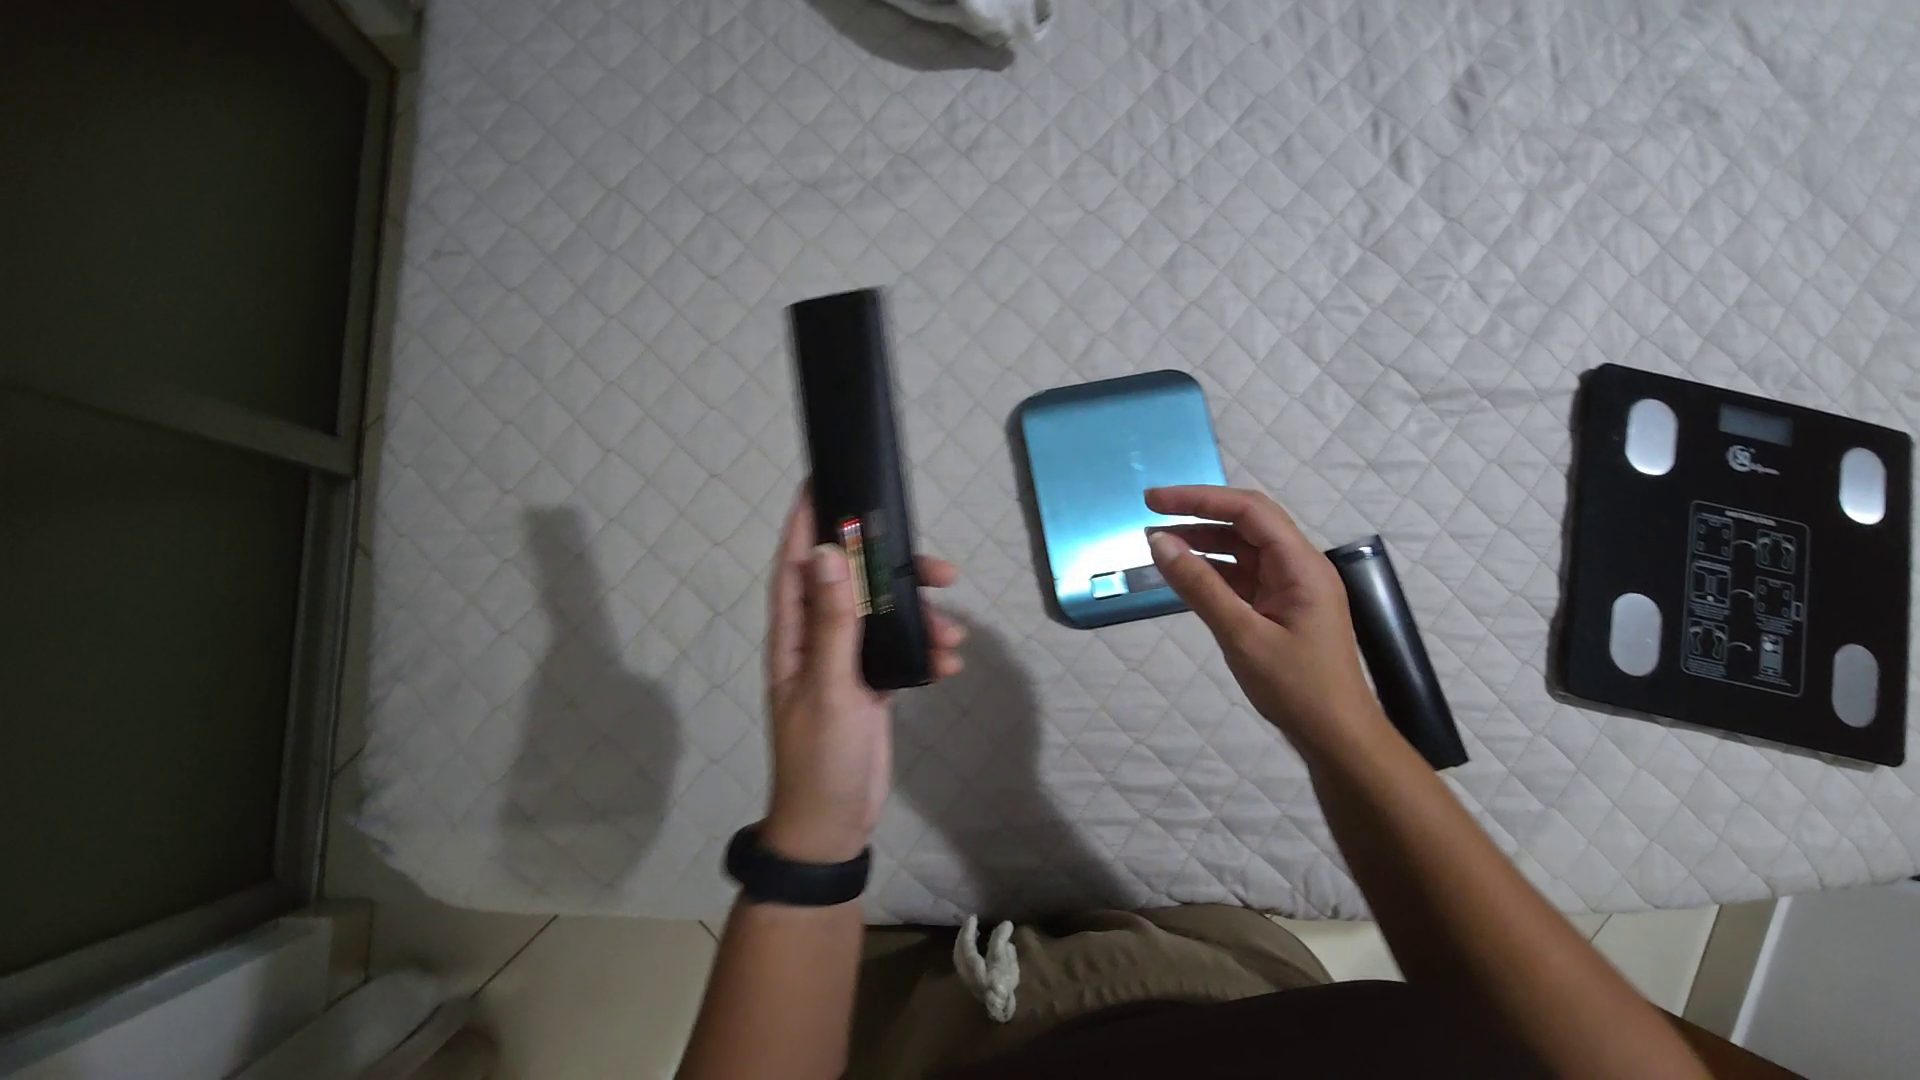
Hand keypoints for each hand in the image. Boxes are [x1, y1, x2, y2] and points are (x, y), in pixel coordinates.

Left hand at [761, 485, 964, 864]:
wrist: (835, 824)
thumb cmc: (821, 759)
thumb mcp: (828, 689)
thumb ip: (832, 622)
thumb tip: (828, 552)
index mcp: (793, 637)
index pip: (795, 566)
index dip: (805, 523)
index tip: (823, 482)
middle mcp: (817, 640)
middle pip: (854, 584)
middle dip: (894, 571)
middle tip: (939, 567)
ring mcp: (845, 662)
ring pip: (885, 616)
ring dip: (921, 618)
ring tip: (954, 634)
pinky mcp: (871, 684)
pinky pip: (900, 651)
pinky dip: (925, 653)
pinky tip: (947, 665)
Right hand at [1144, 485, 1385, 751]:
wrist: (1336, 737)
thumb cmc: (1297, 687)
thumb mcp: (1242, 636)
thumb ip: (1200, 587)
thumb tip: (1160, 543)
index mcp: (1301, 566)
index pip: (1249, 511)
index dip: (1201, 498)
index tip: (1155, 501)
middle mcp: (1298, 567)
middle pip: (1246, 523)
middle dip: (1198, 513)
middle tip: (1150, 512)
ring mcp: (1289, 588)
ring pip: (1241, 549)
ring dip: (1202, 541)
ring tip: (1158, 543)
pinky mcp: (1278, 607)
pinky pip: (1240, 576)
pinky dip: (1210, 570)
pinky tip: (1182, 574)